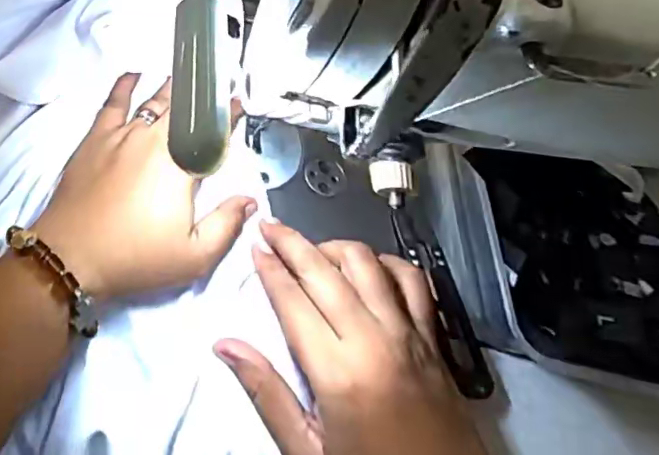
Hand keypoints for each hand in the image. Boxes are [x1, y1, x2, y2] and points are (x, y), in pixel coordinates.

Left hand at [30, 74, 256, 299]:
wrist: (69, 257)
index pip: (212, 131)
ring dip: (171, 90)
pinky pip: (114, 103)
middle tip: (212, 88)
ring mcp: (124, 134)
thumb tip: (249, 199)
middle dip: (202, 97)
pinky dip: (125, 86)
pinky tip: (133, 75)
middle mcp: (155, 140)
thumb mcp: (191, 257)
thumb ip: (226, 226)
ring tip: (184, 79)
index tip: (237, 104)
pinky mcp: (97, 137)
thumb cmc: (133, 257)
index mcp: (181, 165)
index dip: (228, 115)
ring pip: (154, 102)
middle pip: (183, 109)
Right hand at [217, 223, 487, 454]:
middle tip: (271, 226)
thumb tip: (226, 346)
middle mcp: (373, 340)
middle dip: (293, 244)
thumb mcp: (308, 451)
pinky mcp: (432, 336)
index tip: (256, 246)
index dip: (271, 269)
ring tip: (313, 249)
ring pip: (367, 264)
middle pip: (325, 272)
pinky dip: (387, 262)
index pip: (294, 301)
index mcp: (338, 373)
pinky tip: (370, 266)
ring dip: (335, 247)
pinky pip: (411, 279)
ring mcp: (407, 333)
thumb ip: (268, 393)